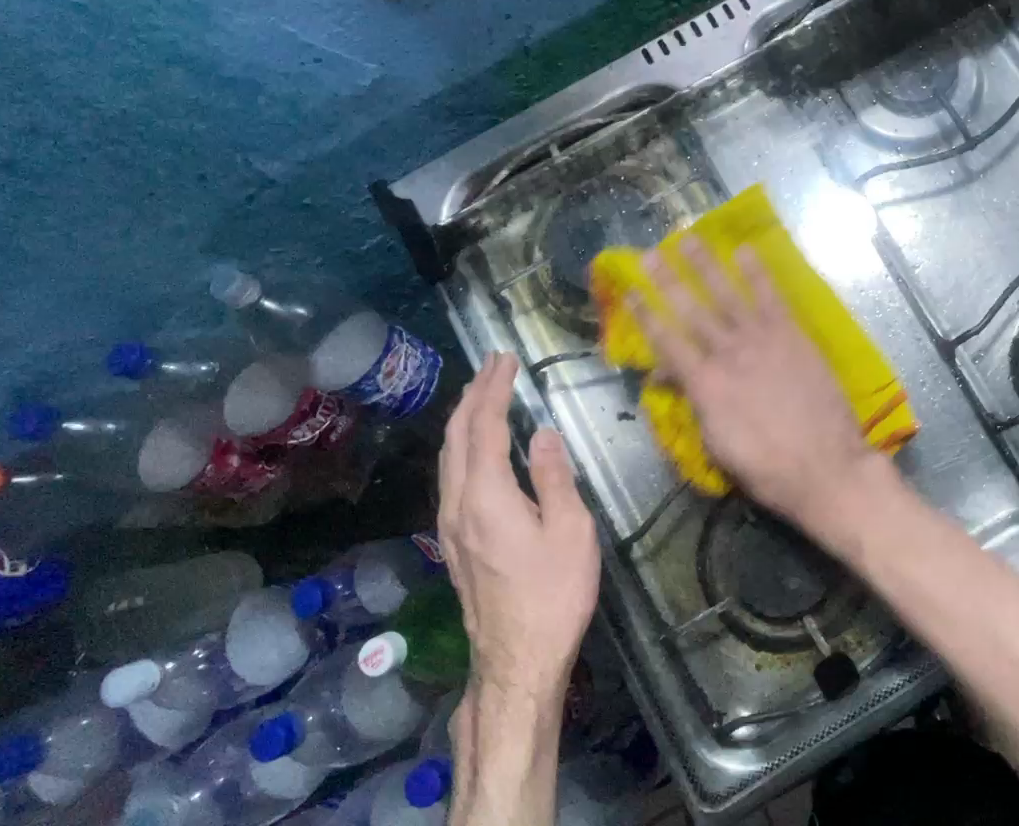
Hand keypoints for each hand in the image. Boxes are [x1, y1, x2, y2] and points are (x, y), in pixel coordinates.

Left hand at [436, 353, 600, 716]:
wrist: (518, 659)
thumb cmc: (554, 594)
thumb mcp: (571, 531)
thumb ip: (555, 477)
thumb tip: (544, 433)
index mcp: (486, 495)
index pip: (485, 426)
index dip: (495, 389)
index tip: (506, 358)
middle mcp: (457, 504)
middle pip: (456, 437)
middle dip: (473, 396)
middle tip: (494, 366)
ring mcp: (451, 526)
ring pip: (448, 458)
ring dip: (464, 420)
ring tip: (482, 395)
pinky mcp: (455, 543)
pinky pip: (451, 477)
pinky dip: (463, 447)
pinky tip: (477, 449)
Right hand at [628, 239, 898, 537]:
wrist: (825, 466)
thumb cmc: (766, 468)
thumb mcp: (717, 446)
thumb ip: (696, 405)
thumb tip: (672, 378)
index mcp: (704, 385)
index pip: (666, 342)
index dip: (646, 316)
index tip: (631, 291)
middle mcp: (728, 354)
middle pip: (691, 311)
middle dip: (668, 281)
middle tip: (649, 253)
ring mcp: (763, 341)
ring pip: (727, 295)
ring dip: (706, 266)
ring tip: (689, 238)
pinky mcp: (794, 336)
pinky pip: (772, 297)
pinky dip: (758, 273)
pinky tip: (746, 251)